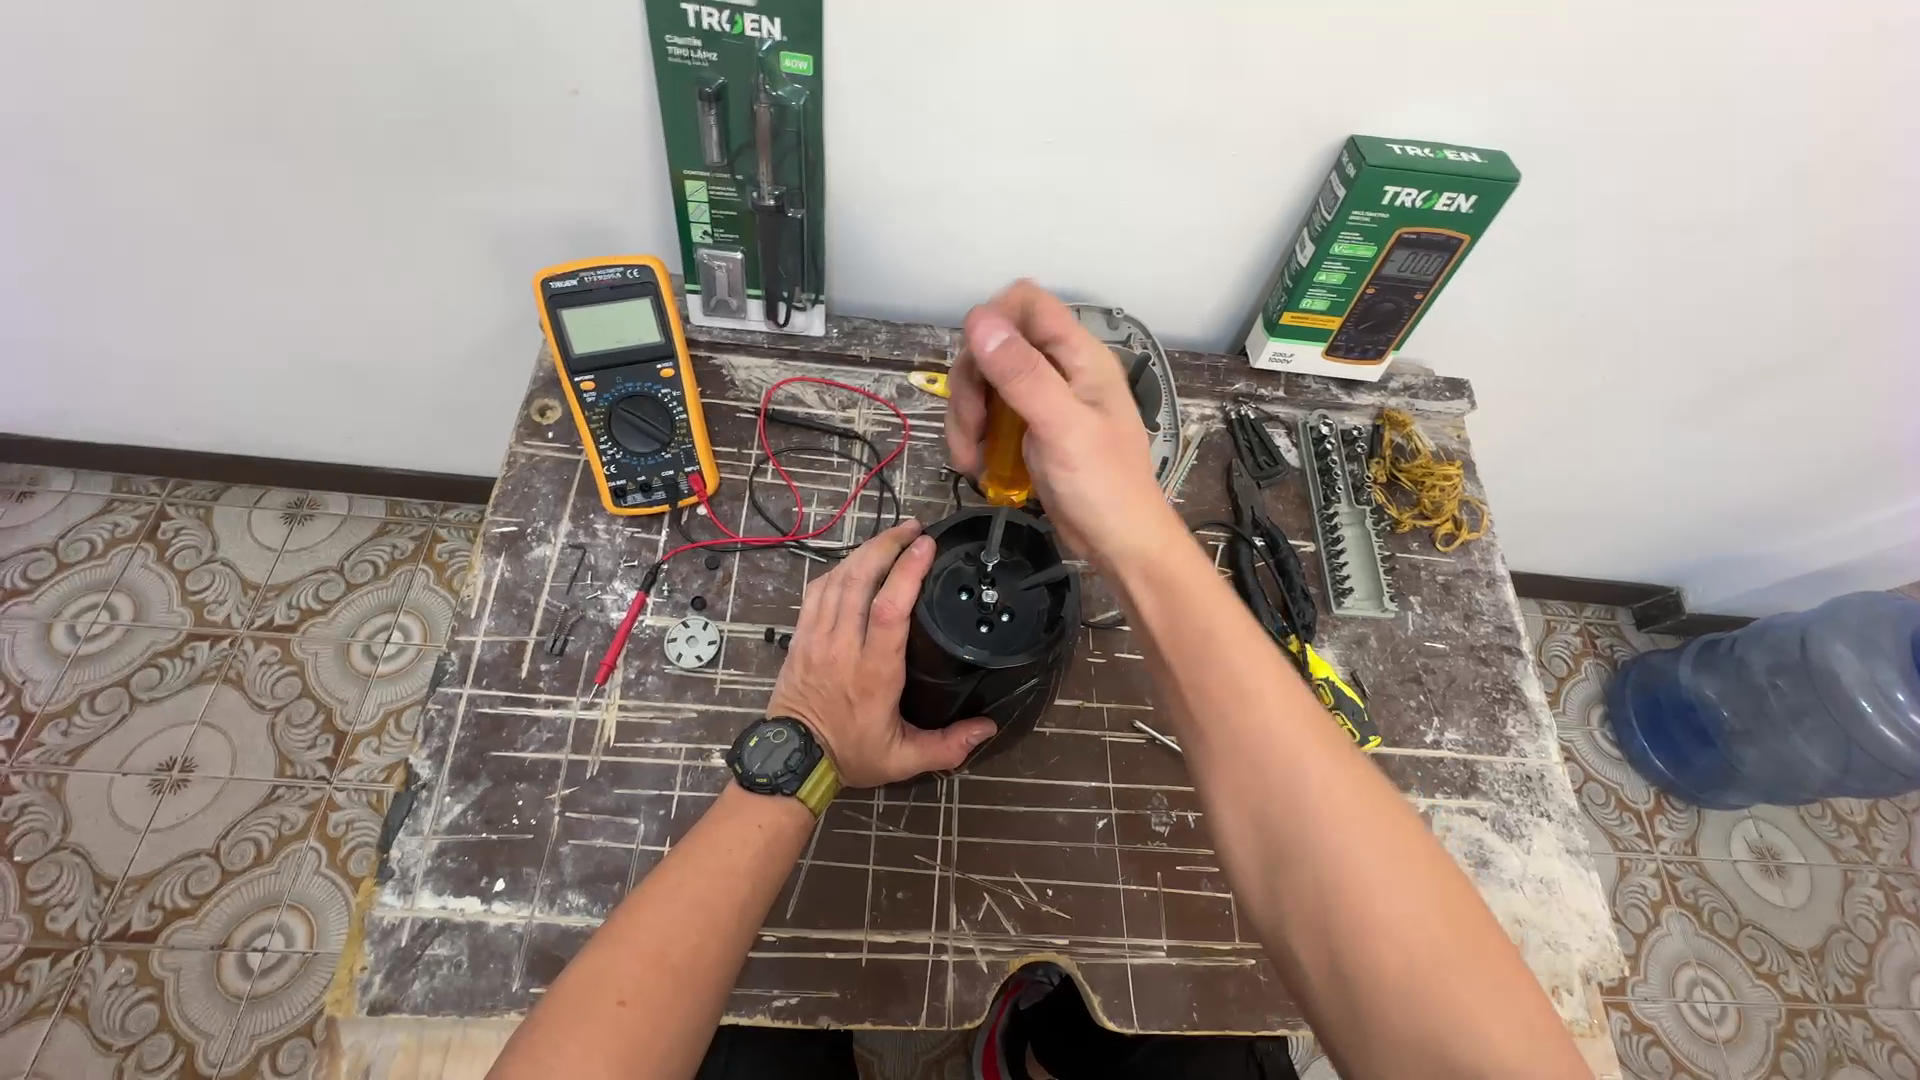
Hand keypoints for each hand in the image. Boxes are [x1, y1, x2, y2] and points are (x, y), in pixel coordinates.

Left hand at [766, 520, 997, 787]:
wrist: (792, 760)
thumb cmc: (851, 755)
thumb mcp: (904, 759)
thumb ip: (948, 746)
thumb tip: (990, 729)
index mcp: (873, 671)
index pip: (888, 609)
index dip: (907, 571)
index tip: (927, 545)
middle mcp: (842, 645)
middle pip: (861, 580)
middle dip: (888, 546)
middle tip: (915, 529)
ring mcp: (816, 637)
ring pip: (838, 578)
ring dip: (865, 551)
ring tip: (892, 537)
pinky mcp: (800, 635)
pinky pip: (818, 589)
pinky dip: (839, 568)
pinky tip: (857, 561)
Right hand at [946, 281, 1182, 566]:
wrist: (1118, 543)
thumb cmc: (1103, 486)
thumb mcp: (1062, 427)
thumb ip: (1022, 374)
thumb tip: (977, 319)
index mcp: (1079, 356)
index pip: (1026, 303)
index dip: (992, 322)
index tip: (973, 366)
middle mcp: (1060, 369)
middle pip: (995, 345)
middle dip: (971, 384)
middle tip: (969, 429)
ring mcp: (1043, 400)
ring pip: (984, 382)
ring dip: (965, 417)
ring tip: (967, 458)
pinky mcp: (1029, 429)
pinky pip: (988, 415)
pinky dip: (973, 435)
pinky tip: (974, 464)